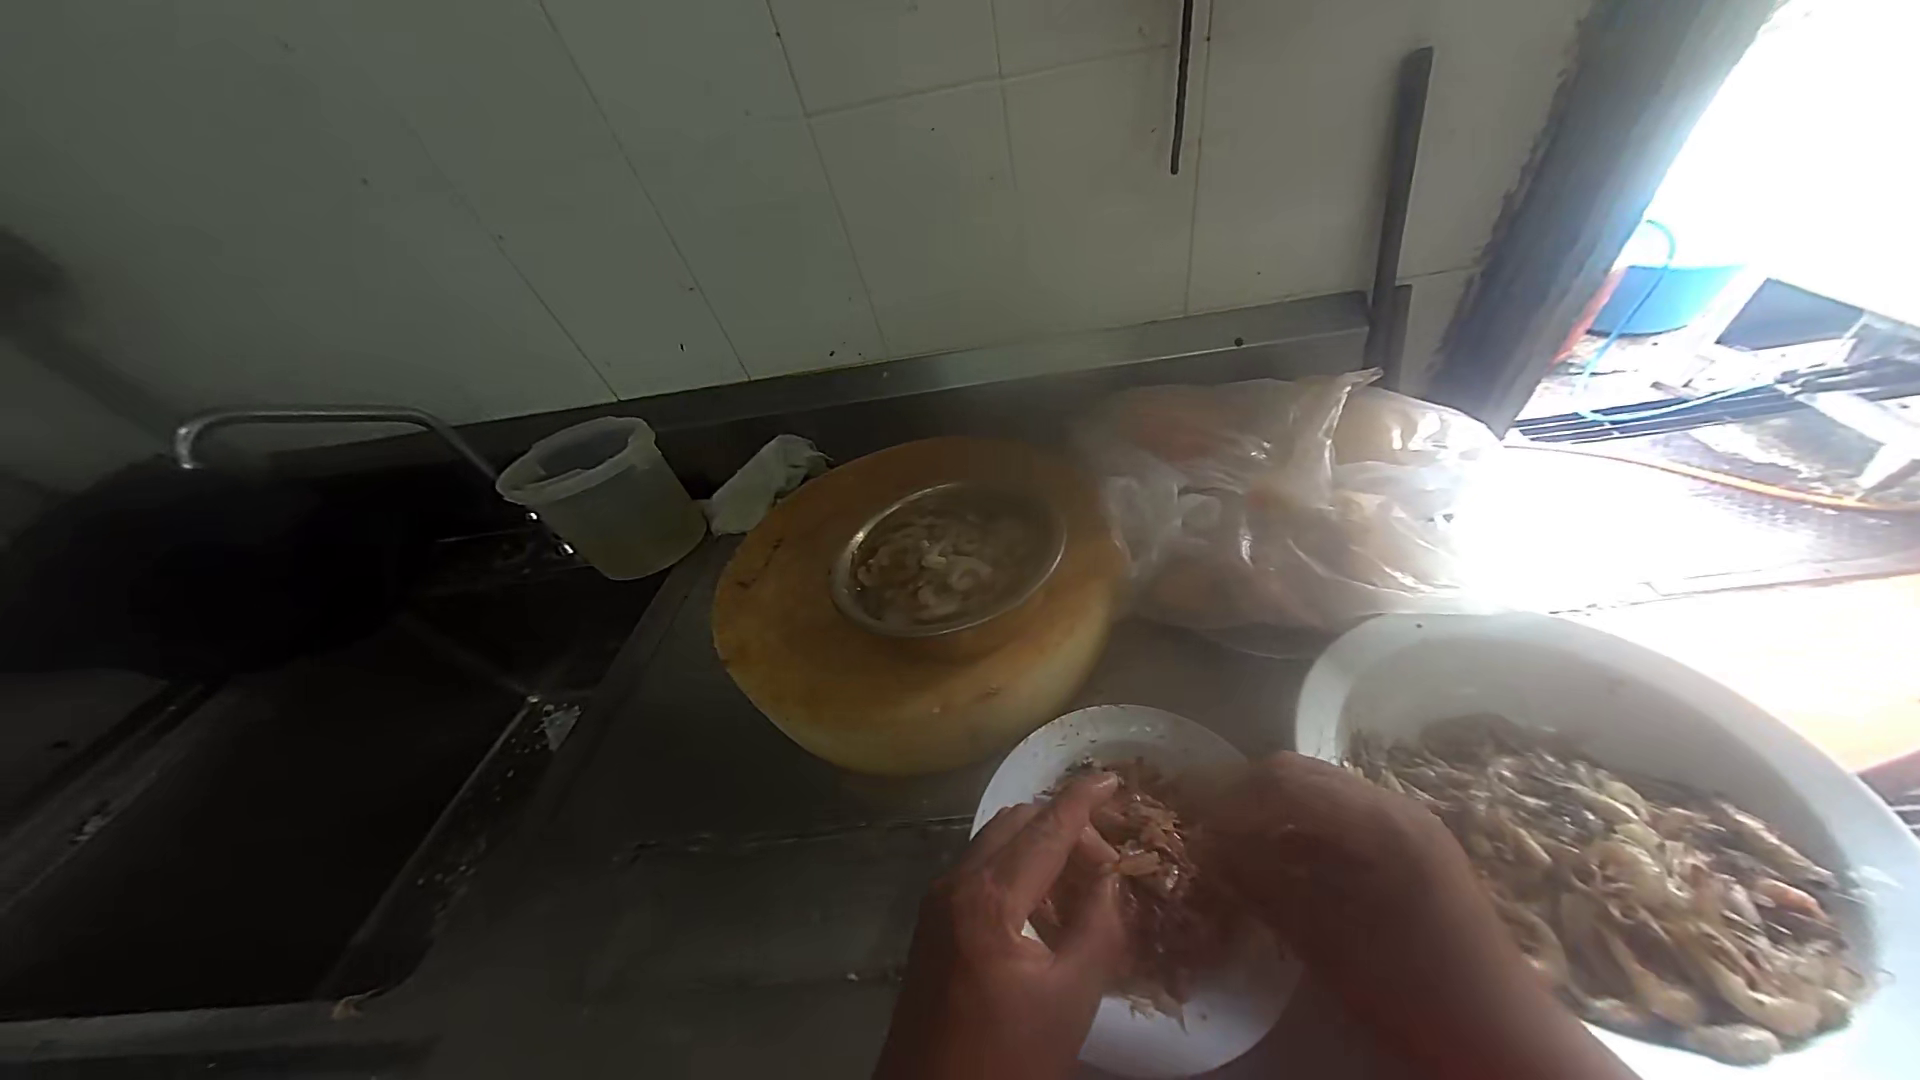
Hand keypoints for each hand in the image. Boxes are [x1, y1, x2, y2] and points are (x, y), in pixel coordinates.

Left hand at [873, 774, 1126, 1079]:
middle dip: (1064, 828)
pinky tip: (1041, 911)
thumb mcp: (1071, 998)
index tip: (1111, 778)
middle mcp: (958, 879)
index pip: (1047, 830)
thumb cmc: (1007, 1058)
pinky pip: (981, 866)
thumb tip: (1111, 876)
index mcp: (991, 898)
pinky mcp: (932, 912)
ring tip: (1078, 891)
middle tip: (1104, 866)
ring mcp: (939, 894)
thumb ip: (1099, 926)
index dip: (1082, 799)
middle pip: (1018, 822)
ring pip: (998, 839)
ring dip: (1040, 848)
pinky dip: (1016, 869)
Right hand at [1189, 752, 1632, 1079]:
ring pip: (1313, 781)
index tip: (1196, 828)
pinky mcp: (1406, 834)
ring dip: (1268, 801)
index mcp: (1379, 825)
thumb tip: (1205, 848)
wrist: (1505, 1040)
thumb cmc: (1413, 994)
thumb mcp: (1324, 941)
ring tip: (1236, 834)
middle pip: (1295, 770)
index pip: (1282, 783)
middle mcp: (1393, 804)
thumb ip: (1259, 883)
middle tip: (1209, 825)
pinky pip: (1336, 805)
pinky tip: (1280, 848)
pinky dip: (1296, 817)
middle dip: (1243, 793)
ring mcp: (1404, 815)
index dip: (1230, 802)